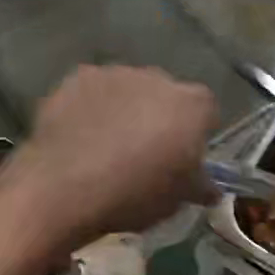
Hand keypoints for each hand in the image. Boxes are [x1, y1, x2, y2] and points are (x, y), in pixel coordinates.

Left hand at [3, 66, 217, 247]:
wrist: (65, 187)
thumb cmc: (133, 195)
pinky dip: (88, 107)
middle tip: (141, 151)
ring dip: (122, 108)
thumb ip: (198, 185)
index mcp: (191, 105)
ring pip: (125, 89)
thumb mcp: (176, 201)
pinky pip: (90, 91)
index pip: (206, 112)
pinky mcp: (75, 78)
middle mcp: (156, 78)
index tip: (180, 157)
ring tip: (103, 144)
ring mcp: (113, 74)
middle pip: (164, 95)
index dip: (195, 134)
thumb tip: (209, 187)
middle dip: (157, 116)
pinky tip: (77, 134)